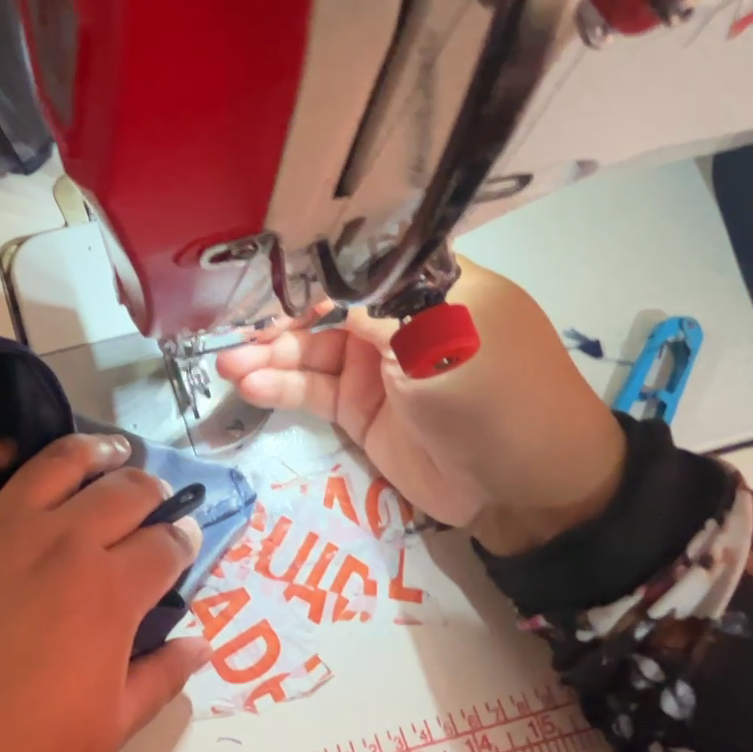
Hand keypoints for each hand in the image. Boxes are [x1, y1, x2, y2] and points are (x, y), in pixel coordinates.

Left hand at [0, 432, 209, 751]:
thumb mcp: (109, 730)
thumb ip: (161, 678)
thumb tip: (200, 643)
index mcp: (109, 592)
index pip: (165, 546)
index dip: (184, 539)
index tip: (186, 540)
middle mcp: (60, 542)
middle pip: (122, 491)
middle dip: (150, 489)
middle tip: (153, 497)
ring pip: (55, 463)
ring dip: (92, 450)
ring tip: (106, 450)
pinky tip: (7, 453)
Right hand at [216, 257, 625, 554]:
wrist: (523, 488)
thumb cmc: (496, 400)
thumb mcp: (441, 343)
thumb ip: (378, 311)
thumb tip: (324, 284)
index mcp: (433, 285)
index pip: (362, 263)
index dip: (315, 269)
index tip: (268, 279)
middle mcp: (400, 319)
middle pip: (327, 307)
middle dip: (281, 317)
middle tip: (237, 333)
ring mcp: (377, 367)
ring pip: (312, 351)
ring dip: (270, 356)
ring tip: (229, 366)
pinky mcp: (361, 410)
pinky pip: (313, 392)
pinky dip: (282, 389)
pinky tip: (252, 387)